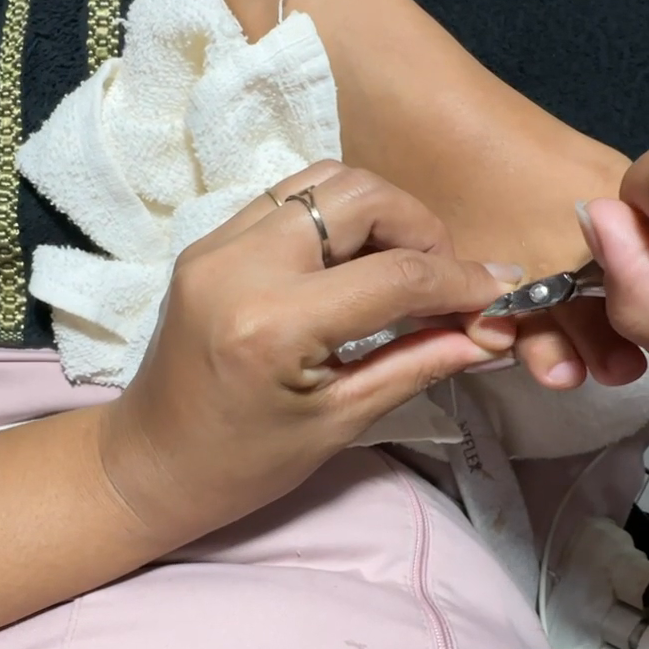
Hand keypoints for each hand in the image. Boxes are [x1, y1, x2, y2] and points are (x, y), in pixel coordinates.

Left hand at [100, 161, 521, 544]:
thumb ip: (418, 363)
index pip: (394, 274)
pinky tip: (353, 262)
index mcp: (272, 323)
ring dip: (378, 212)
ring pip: (323, 182)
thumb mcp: (339, 423)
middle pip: (360, 195)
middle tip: (442, 280)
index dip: (460, 281)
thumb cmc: (242, 466)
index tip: (499, 295)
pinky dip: (336, 217)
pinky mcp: (209, 242)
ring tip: (400, 267)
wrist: (149, 464)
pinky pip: (287, 200)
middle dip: (420, 229)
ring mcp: (216, 244)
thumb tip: (491, 332)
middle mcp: (239, 264)